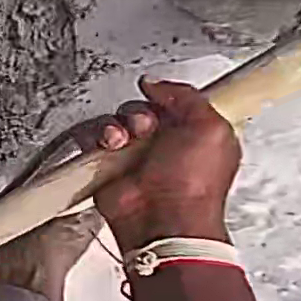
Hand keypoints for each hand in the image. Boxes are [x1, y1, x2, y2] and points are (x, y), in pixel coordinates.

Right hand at [76, 77, 240, 249]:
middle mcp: (163, 143)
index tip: (160, 99)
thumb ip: (187, 97)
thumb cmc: (193, 182)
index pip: (172, 101)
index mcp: (194, 134)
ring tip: (121, 141)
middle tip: (145, 128)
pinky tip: (106, 147)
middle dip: (138, 114)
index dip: (164, 98)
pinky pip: (89, 136)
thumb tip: (156, 83)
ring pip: (113, 120)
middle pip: (139, 109)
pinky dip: (93, 137)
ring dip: (114, 126)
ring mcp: (133, 154)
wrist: (161, 216)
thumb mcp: (211, 128)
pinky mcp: (106, 164)